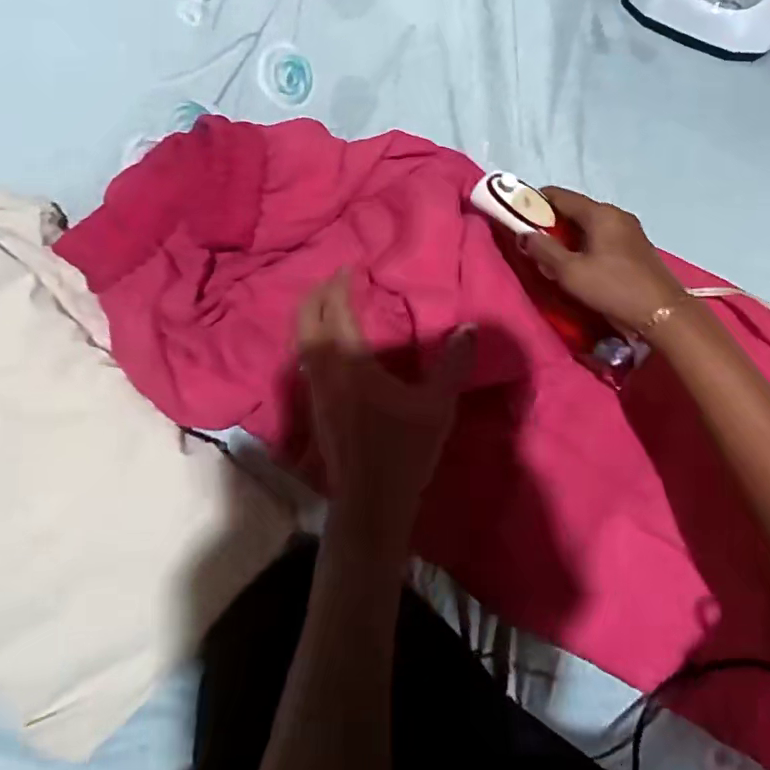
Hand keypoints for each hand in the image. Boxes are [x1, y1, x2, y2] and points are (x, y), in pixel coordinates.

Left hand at [296, 271, 476, 543]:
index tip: (350, 267)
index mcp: (350, 364)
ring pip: (301, 342)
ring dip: (311, 317)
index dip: (340, 285)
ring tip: (331, 305)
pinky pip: (306, 360)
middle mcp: (324, 372)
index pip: (337, 312)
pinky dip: (313, 339)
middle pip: (305, 322)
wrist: (371, 503)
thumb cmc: (403, 452)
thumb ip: (453, 365)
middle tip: (334, 279)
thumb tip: (469, 329)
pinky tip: (332, 347)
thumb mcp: (438, 407)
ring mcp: (315, 392)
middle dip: (317, 295)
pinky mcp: (315, 409)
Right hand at [522, 188, 686, 333]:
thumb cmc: (613, 288)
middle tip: (533, 243)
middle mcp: (616, 215)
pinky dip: (585, 246)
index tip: (517, 214)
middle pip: (575, 210)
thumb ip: (544, 250)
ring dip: (568, 237)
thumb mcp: (570, 272)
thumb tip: (524, 234)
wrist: (662, 313)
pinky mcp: (635, 249)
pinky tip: (579, 266)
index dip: (535, 201)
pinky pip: (603, 238)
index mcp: (600, 213)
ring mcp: (629, 231)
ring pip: (589, 226)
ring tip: (553, 258)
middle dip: (551, 223)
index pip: (560, 195)